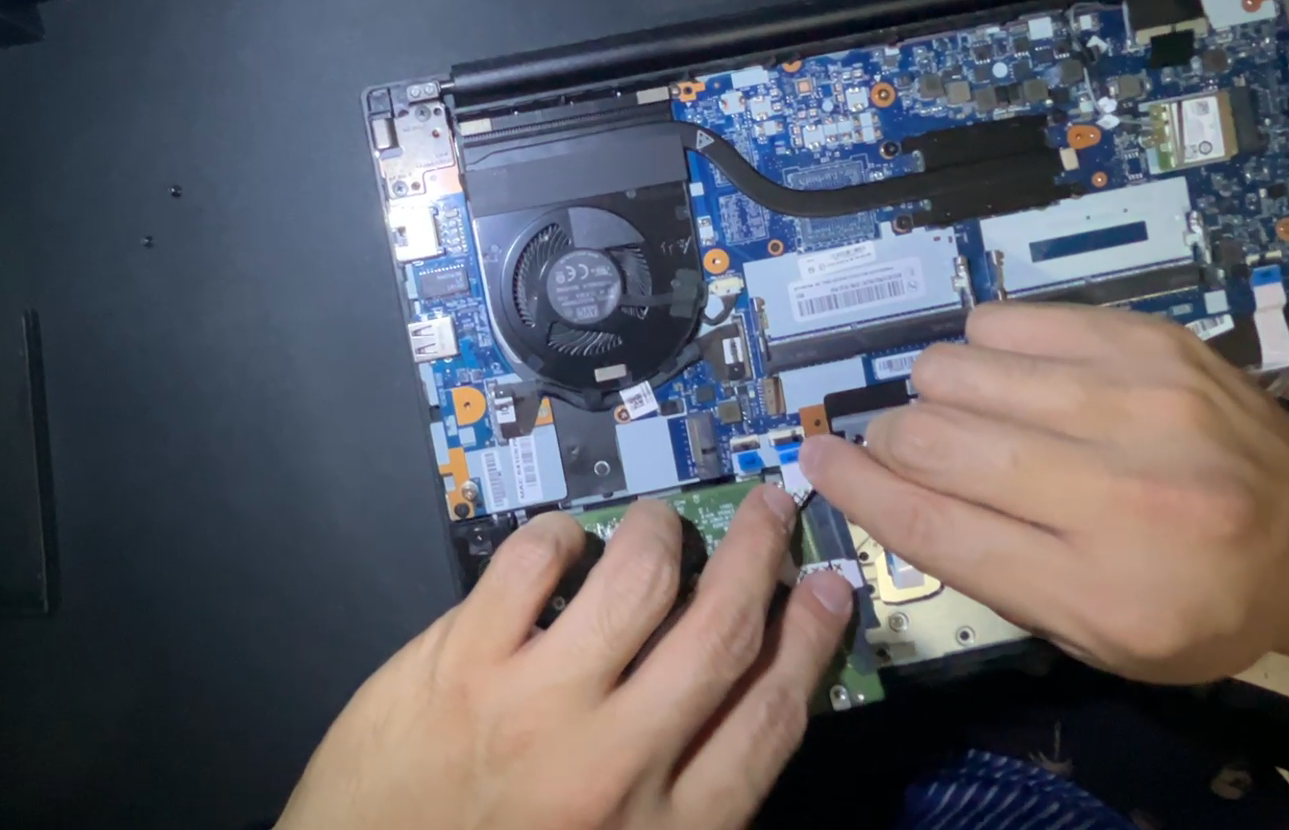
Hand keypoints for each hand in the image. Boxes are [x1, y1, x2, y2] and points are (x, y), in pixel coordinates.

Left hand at [276, 486, 852, 829]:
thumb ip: (676, 783)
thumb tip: (720, 674)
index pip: (767, 716)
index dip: (808, 638)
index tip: (825, 584)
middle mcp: (616, 765)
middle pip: (716, 632)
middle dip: (756, 553)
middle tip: (770, 505)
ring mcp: (535, 706)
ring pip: (634, 580)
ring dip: (657, 531)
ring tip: (659, 519)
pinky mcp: (463, 662)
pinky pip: (531, 563)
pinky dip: (557, 533)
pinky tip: (560, 538)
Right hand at [801, 303, 1288, 684]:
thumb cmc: (1187, 600)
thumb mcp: (1080, 629)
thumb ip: (970, 558)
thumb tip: (866, 475)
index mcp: (1103, 593)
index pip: (930, 523)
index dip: (852, 485)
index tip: (813, 457)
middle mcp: (1126, 495)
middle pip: (928, 437)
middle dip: (891, 441)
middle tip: (912, 450)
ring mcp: (1140, 403)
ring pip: (949, 369)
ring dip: (938, 396)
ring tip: (981, 417)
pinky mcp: (1144, 340)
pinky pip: (994, 320)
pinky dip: (981, 352)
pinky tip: (1018, 380)